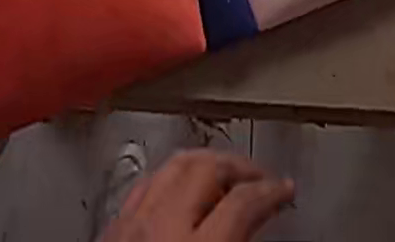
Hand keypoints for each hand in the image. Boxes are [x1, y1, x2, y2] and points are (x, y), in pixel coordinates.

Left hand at [97, 149, 294, 241]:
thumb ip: (236, 241)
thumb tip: (258, 221)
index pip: (243, 203)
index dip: (272, 191)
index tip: (285, 188)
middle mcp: (160, 228)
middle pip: (208, 168)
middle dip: (239, 166)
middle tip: (259, 176)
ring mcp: (129, 226)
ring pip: (173, 166)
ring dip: (204, 162)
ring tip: (223, 171)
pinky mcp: (109, 230)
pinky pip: (144, 186)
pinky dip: (169, 177)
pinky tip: (178, 185)